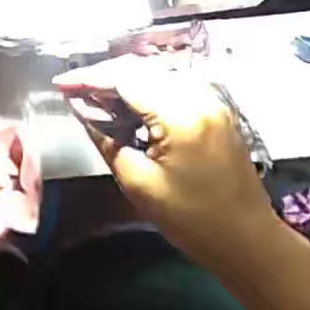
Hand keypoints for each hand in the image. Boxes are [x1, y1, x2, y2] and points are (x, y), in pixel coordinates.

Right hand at [54, 55, 281, 270]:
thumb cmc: (192, 220)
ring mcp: (211, 99)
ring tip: (94, 97)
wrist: (248, 241)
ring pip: (156, 72)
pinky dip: (145, 88)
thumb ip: (106, 138)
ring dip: (123, 80)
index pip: (125, 78)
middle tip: (74, 91)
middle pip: (140, 68)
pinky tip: (126, 103)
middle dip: (103, 76)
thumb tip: (81, 108)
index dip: (89, 78)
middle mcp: (199, 96)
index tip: (61, 84)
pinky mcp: (214, 108)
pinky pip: (172, 84)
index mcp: (181, 114)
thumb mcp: (139, 182)